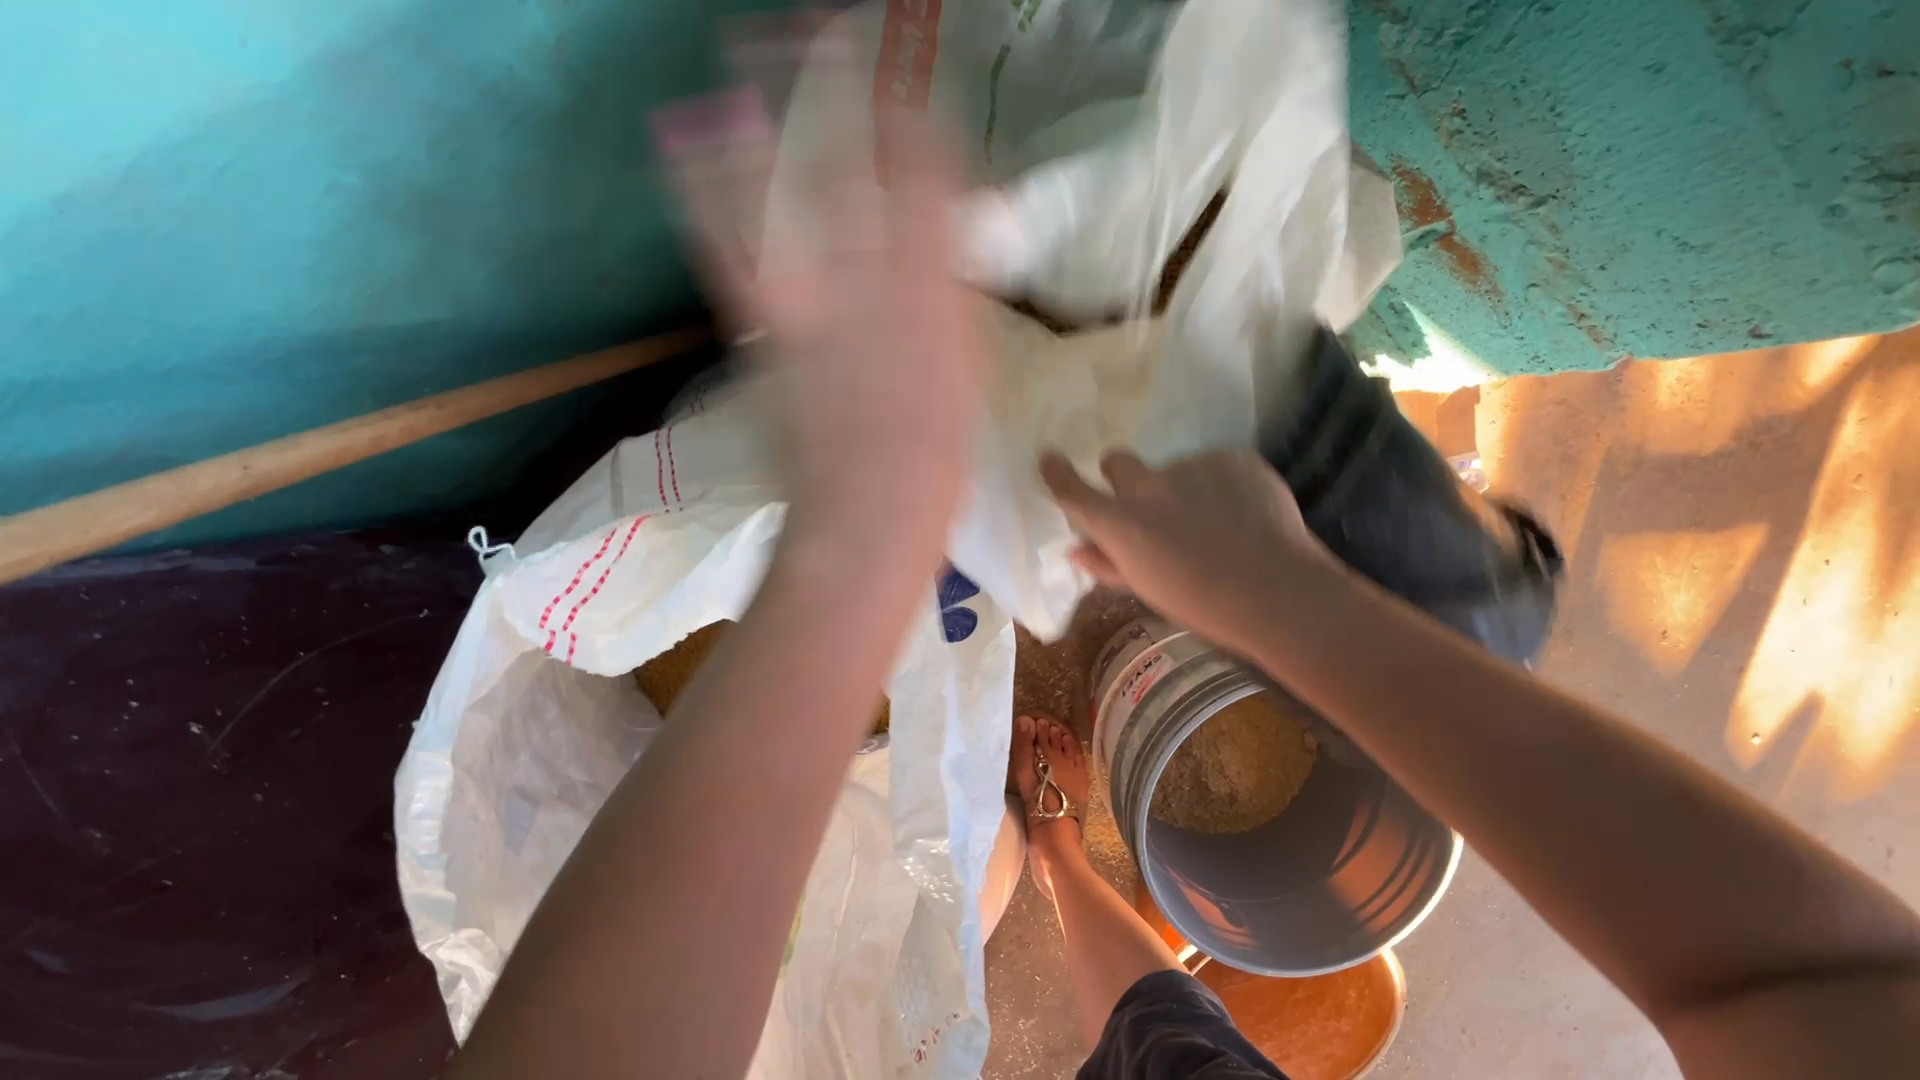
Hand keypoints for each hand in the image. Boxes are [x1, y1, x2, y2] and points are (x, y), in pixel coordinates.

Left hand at [656, 88, 985, 552]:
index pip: (927, 167)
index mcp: (936, 279)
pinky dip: (703, 188)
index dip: (912, 109)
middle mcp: (873, 268)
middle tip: (820, 21)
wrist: (869, 511)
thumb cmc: (938, 453)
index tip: (901, 75)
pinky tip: (683, 136)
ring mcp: (813, 294)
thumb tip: (943, 238)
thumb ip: (954, 292)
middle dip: (838, 77)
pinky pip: (727, 244)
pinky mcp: (765, 324)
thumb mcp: (972, 365)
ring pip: (784, 182)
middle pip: (853, 151)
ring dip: (768, 108)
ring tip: (751, 44)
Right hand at [1040, 448, 1333, 653]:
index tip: (1050, 460)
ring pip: (1174, 470)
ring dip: (1183, 490)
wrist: (1276, 590)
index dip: (1057, 474)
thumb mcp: (1146, 589)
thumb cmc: (1202, 603)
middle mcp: (1146, 486)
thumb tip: (1076, 549)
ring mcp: (1191, 466)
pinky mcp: (1231, 458)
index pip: (1071, 490)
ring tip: (1216, 526)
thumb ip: (1107, 564)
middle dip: (1123, 478)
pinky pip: (1215, 467)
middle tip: (1148, 506)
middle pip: (1118, 462)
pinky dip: (1222, 487)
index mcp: (1119, 522)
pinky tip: (1243, 516)